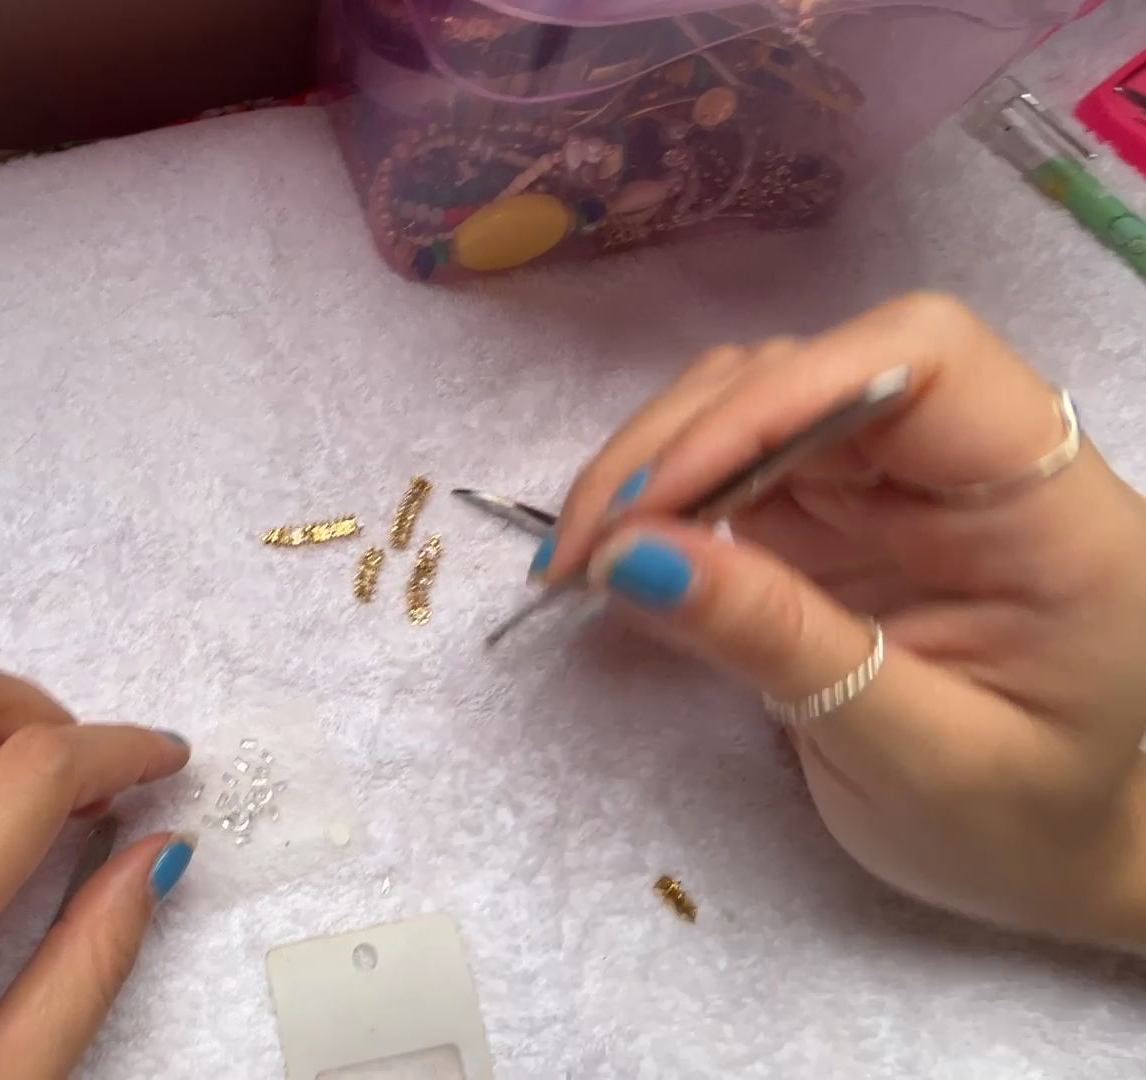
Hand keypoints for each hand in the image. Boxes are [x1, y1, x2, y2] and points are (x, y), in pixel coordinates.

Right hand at [536, 293, 1145, 944]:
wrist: (1019, 839)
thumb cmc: (1006, 816)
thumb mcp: (908, 751)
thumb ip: (775, 642)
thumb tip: (628, 555)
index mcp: (1037, 505)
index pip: (908, 362)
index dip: (765, 404)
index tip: (653, 505)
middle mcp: (944, 461)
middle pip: (782, 376)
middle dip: (660, 452)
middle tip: (579, 553)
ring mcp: (864, 479)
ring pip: (724, 405)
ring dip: (633, 469)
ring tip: (577, 557)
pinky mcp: (800, 506)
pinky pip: (701, 460)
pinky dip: (637, 498)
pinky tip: (606, 551)